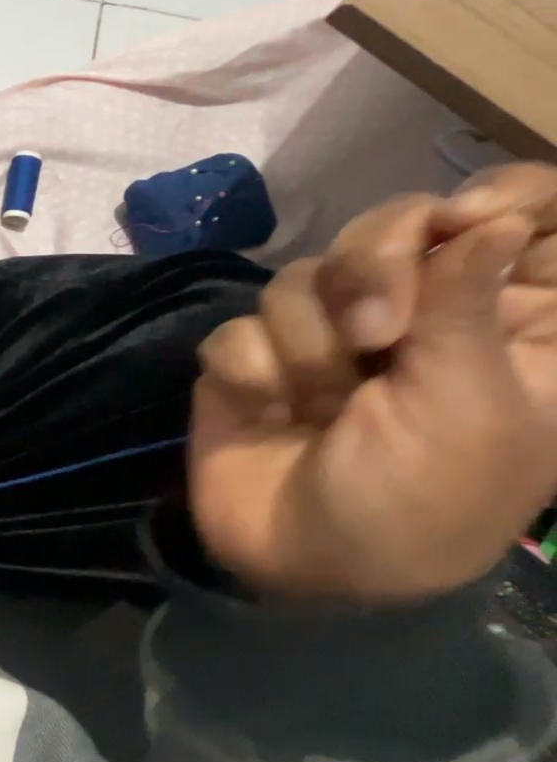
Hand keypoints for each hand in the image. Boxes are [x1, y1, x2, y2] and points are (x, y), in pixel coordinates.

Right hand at [191, 163, 556, 602]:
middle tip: (375, 335)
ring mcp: (325, 339)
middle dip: (374, 268)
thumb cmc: (423, 497)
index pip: (523, 217)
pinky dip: (250, 370)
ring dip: (305, 340)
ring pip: (303, 275)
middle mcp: (416, 316)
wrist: (307, 562)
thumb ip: (468, 303)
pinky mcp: (252, 362)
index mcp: (507, 323)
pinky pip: (237, 328)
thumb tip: (487, 216)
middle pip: (392, 225)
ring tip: (316, 399)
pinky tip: (268, 411)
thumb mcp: (470, 404)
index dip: (498, 198)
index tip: (460, 220)